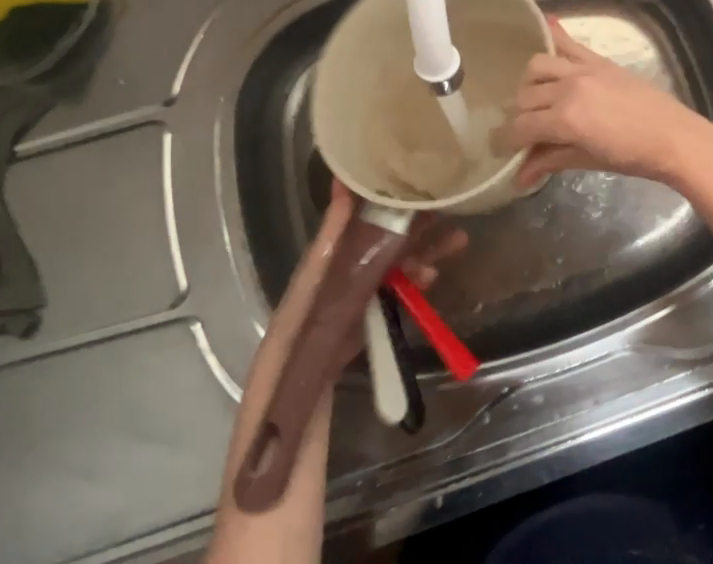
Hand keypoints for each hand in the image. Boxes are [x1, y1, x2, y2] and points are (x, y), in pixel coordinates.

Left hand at [208, 180, 465, 563]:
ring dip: (401, 271)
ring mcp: (312, 360)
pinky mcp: (326, 379)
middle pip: (346, 277)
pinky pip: (362, 325)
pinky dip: (392, 304)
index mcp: (287, 344)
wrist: (265, 541)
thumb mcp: (300, 411)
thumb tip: (343, 304)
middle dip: (390, 242)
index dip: (337, 227)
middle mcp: (296, 341)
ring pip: (360, 299)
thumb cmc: (280, 477)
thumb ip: (321, 352)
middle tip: (437, 216)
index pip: (315, 271)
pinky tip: (421, 292)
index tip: (361, 184)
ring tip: (447, 250)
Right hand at [502, 19, 712, 188]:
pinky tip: (542, 27)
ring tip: (537, 98)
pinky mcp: (599, 60)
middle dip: (519, 115)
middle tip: (524, 129)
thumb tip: (519, 176)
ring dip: (529, 83)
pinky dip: (552, 34)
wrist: (674, 137)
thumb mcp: (587, 160)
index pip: (521, 126)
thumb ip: (550, 161)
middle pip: (524, 97)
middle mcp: (568, 88)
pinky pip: (568, 42)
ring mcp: (584, 69)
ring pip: (536, 66)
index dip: (509, 140)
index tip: (506, 149)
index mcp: (565, 118)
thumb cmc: (633, 156)